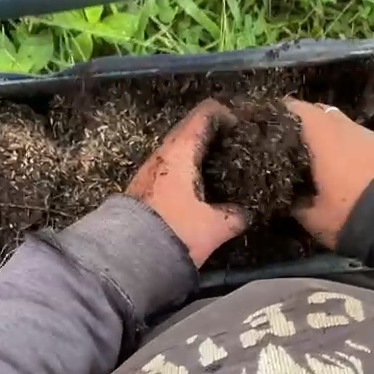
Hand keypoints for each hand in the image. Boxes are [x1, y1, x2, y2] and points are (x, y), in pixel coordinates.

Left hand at [127, 99, 248, 267]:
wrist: (129, 259)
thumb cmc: (176, 233)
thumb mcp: (213, 228)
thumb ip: (234, 217)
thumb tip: (245, 214)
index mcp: (180, 151)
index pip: (205, 114)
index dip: (226, 115)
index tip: (241, 131)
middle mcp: (161, 154)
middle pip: (190, 131)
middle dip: (213, 138)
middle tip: (234, 153)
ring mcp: (148, 171)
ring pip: (178, 153)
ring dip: (198, 157)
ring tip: (219, 174)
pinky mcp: (141, 190)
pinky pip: (169, 171)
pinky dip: (186, 173)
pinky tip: (197, 193)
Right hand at [285, 98, 373, 247]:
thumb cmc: (346, 214)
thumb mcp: (310, 216)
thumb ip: (293, 198)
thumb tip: (283, 191)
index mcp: (321, 135)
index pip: (294, 109)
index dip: (279, 116)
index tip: (269, 129)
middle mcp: (344, 125)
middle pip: (318, 113)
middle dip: (303, 126)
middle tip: (290, 147)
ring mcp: (367, 133)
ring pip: (340, 125)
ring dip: (328, 137)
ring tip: (318, 159)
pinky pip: (358, 139)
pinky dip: (347, 146)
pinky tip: (345, 167)